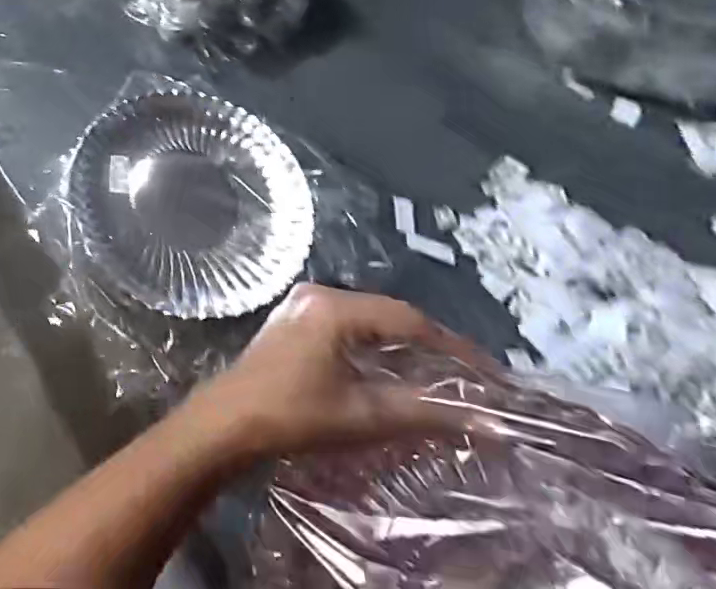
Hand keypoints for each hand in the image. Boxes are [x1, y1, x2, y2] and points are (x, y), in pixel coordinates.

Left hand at [180, 285, 499, 461]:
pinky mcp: (294, 318)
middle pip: (387, 312)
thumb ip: (425, 412)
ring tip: (438, 372)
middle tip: (467, 374)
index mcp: (333, 307)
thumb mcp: (364, 415)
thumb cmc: (294, 416)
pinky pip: (346, 322)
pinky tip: (391, 365)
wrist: (227, 422)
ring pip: (367, 317)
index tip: (488, 372)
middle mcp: (318, 293)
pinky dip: (373, 342)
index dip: (451, 345)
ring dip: (400, 342)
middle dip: (429, 342)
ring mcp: (302, 303)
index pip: (407, 318)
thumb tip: (488, 422)